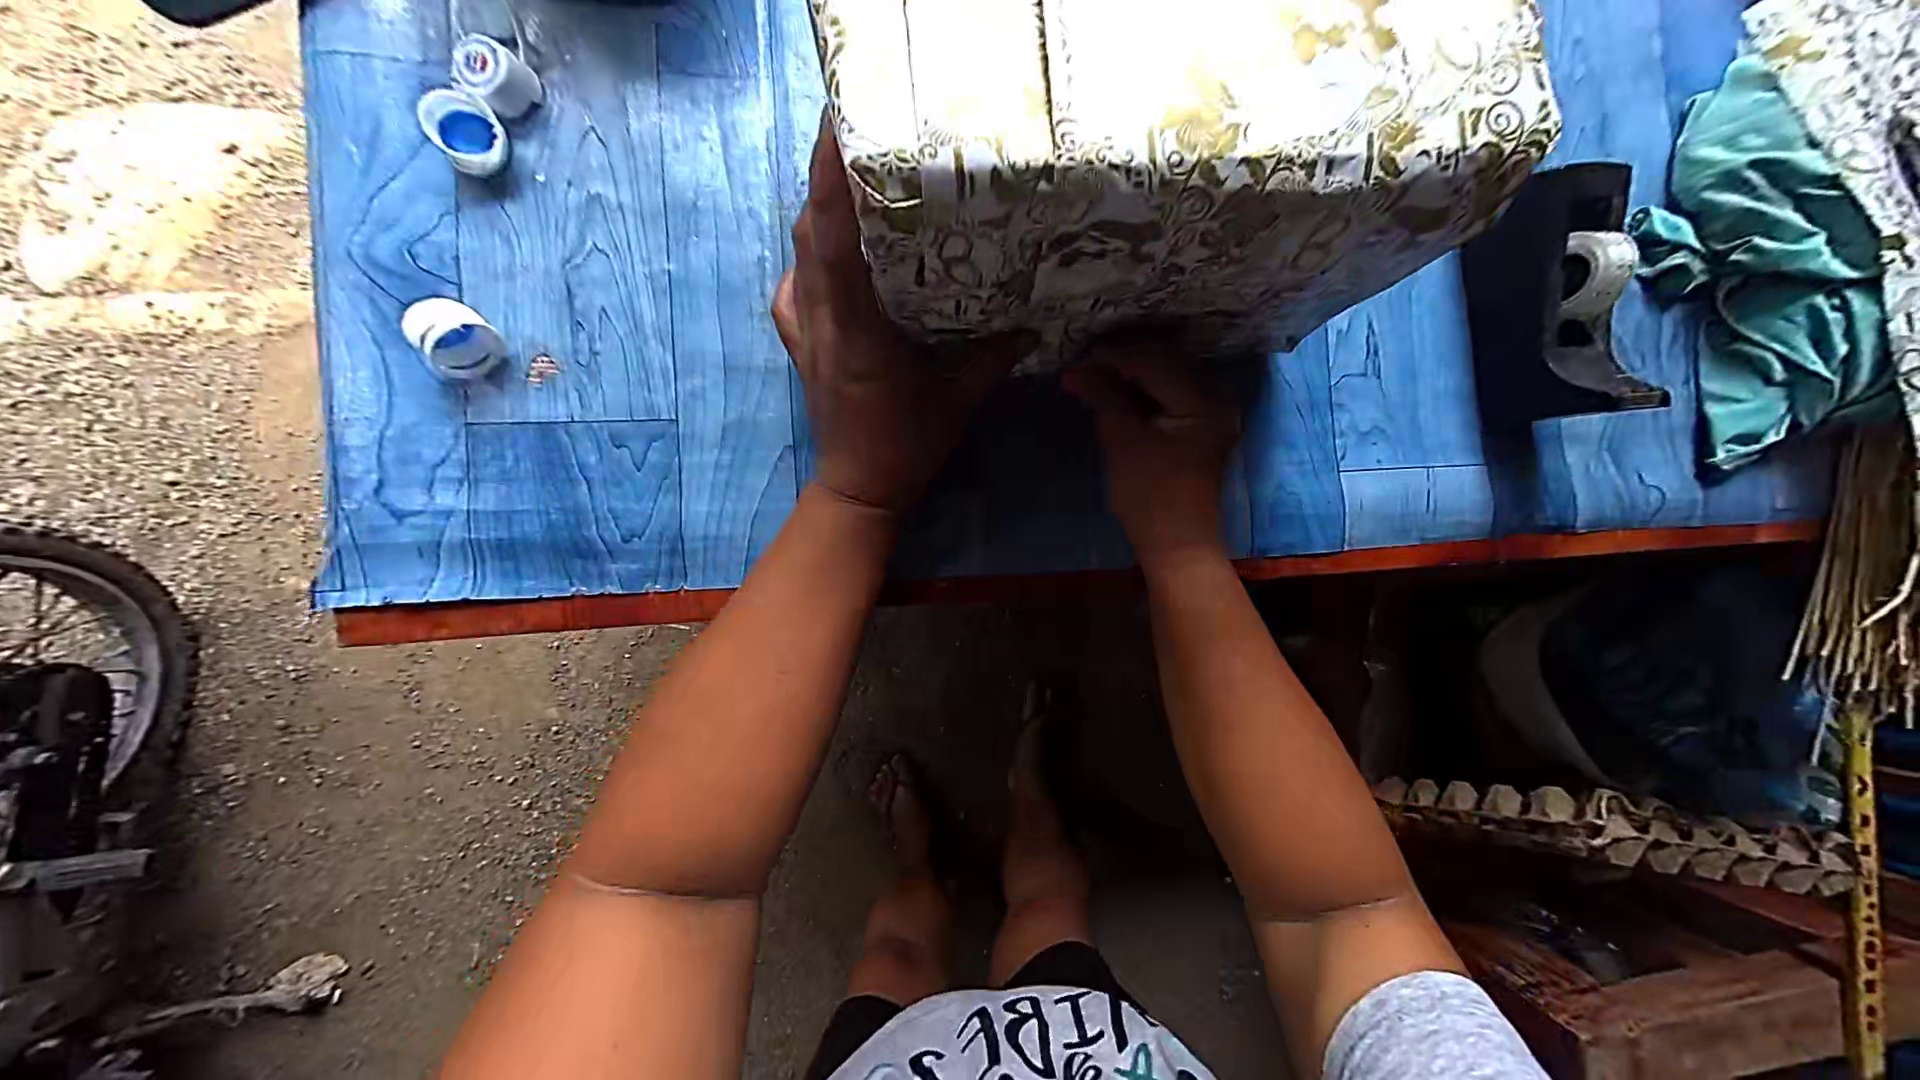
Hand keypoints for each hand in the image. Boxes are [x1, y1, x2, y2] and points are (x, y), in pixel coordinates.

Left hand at [772, 113, 1024, 516]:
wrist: (858, 486)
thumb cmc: (907, 445)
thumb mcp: (959, 399)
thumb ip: (994, 357)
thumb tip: (1033, 320)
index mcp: (857, 329)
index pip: (834, 239)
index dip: (830, 177)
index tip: (841, 120)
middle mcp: (821, 318)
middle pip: (810, 230)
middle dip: (829, 179)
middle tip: (864, 140)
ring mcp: (804, 330)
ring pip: (800, 253)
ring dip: (822, 213)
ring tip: (855, 184)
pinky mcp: (799, 342)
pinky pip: (795, 286)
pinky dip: (810, 258)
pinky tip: (832, 254)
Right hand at [1062, 342, 1241, 568]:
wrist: (1176, 544)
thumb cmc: (1149, 496)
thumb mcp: (1122, 441)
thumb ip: (1103, 396)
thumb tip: (1076, 368)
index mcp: (1203, 400)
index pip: (1154, 362)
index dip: (1115, 356)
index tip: (1079, 357)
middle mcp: (1217, 398)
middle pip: (1165, 363)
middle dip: (1123, 361)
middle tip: (1084, 366)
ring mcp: (1213, 412)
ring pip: (1168, 377)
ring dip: (1132, 375)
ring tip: (1095, 378)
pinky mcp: (1202, 426)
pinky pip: (1172, 394)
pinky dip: (1144, 391)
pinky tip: (1118, 393)